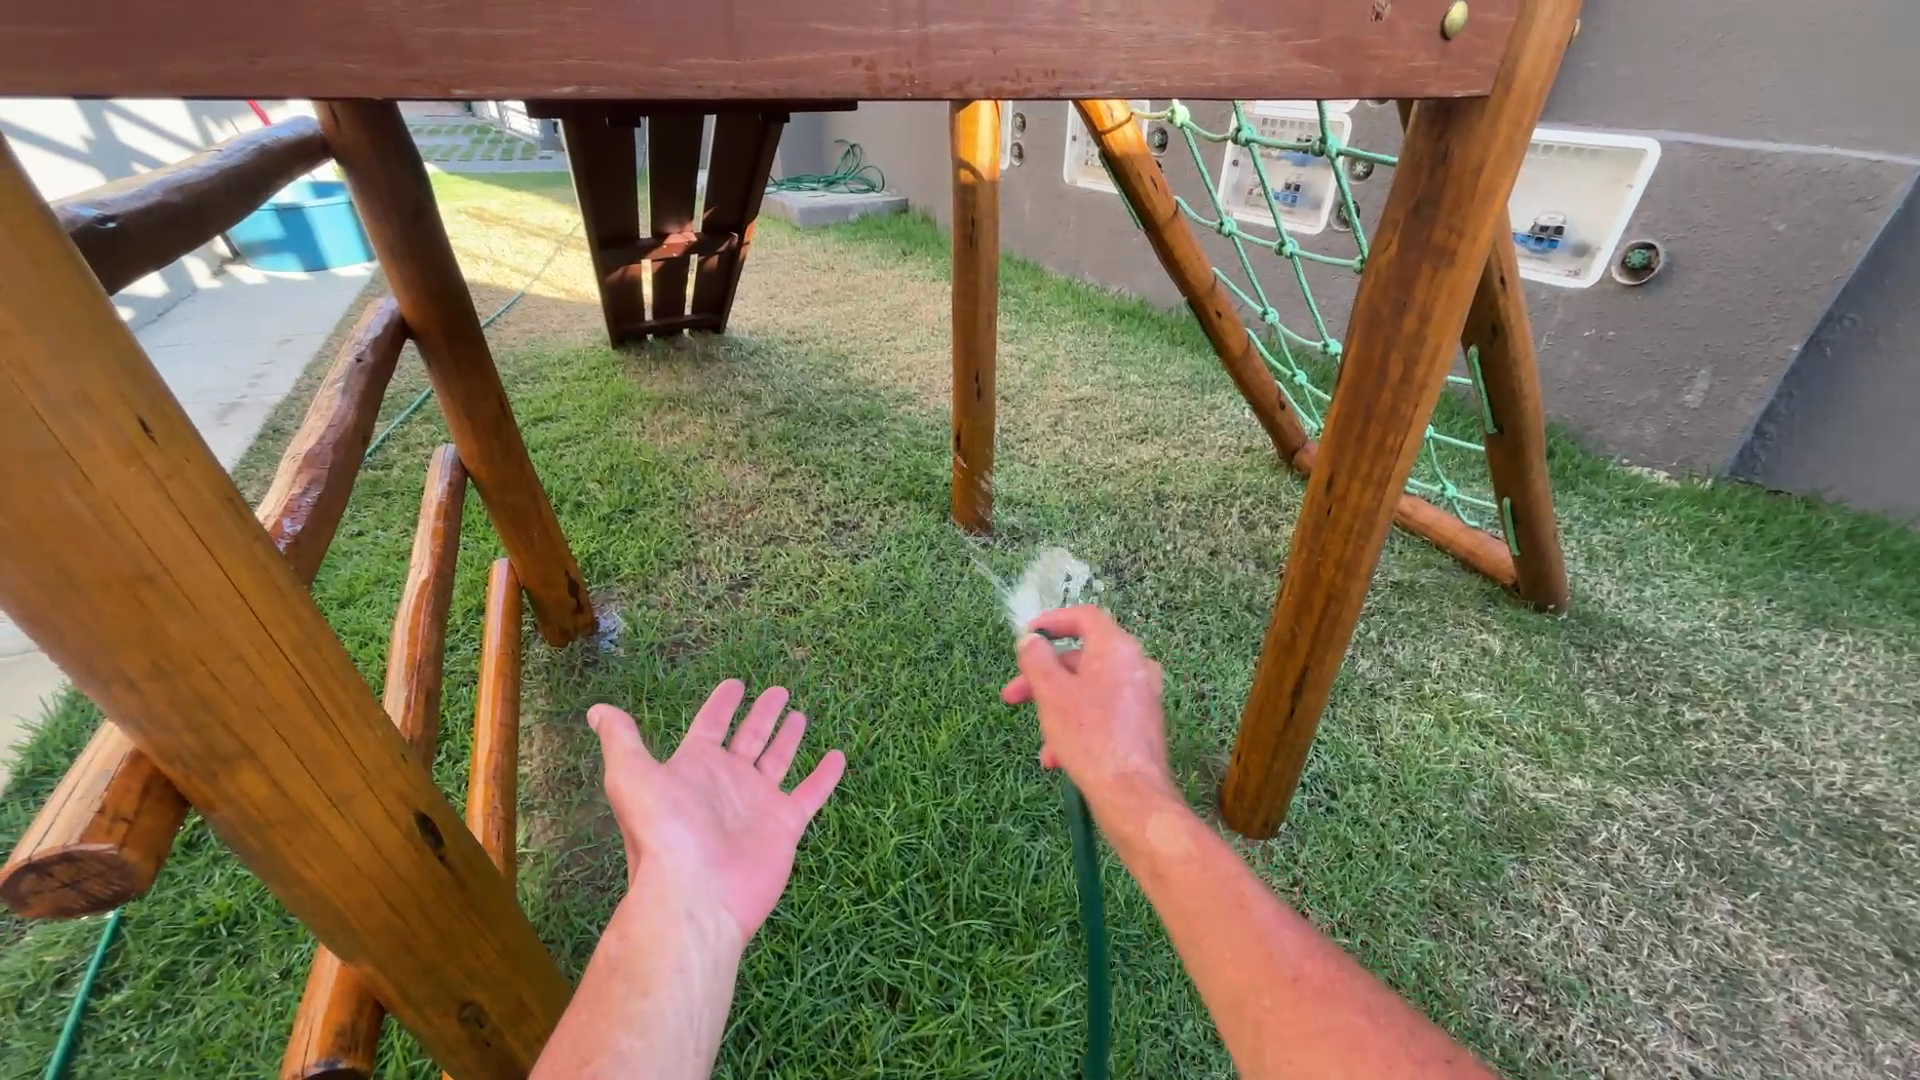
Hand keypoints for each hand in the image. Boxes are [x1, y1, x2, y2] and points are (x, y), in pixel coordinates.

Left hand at [588, 681, 846, 940]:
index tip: (735, 684)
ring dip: (788, 737)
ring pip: (778, 761)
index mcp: (694, 768)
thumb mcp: (632, 778)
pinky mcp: (784, 825)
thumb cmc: (663, 834)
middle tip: (778, 690)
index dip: (722, 704)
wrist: (696, 895)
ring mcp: (757, 804)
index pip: (711, 726)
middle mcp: (727, 783)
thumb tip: (596, 710)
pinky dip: (825, 776)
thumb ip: (622, 741)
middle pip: (749, 739)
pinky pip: (810, 794)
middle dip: (762, 714)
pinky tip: (838, 756)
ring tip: (800, 714)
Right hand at [1000, 605, 1175, 810]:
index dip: (1053, 621)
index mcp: (1117, 648)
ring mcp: (1142, 696)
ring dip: (1057, 708)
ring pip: (1089, 689)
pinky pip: (1102, 712)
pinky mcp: (1142, 724)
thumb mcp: (1052, 693)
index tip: (1027, 635)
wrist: (1132, 794)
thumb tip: (1030, 640)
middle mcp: (1136, 665)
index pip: (1085, 617)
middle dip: (1044, 677)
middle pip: (1082, 658)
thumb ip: (1036, 659)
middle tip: (1013, 695)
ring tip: (1039, 741)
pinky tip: (1057, 758)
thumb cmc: (1089, 735)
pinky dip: (1077, 725)